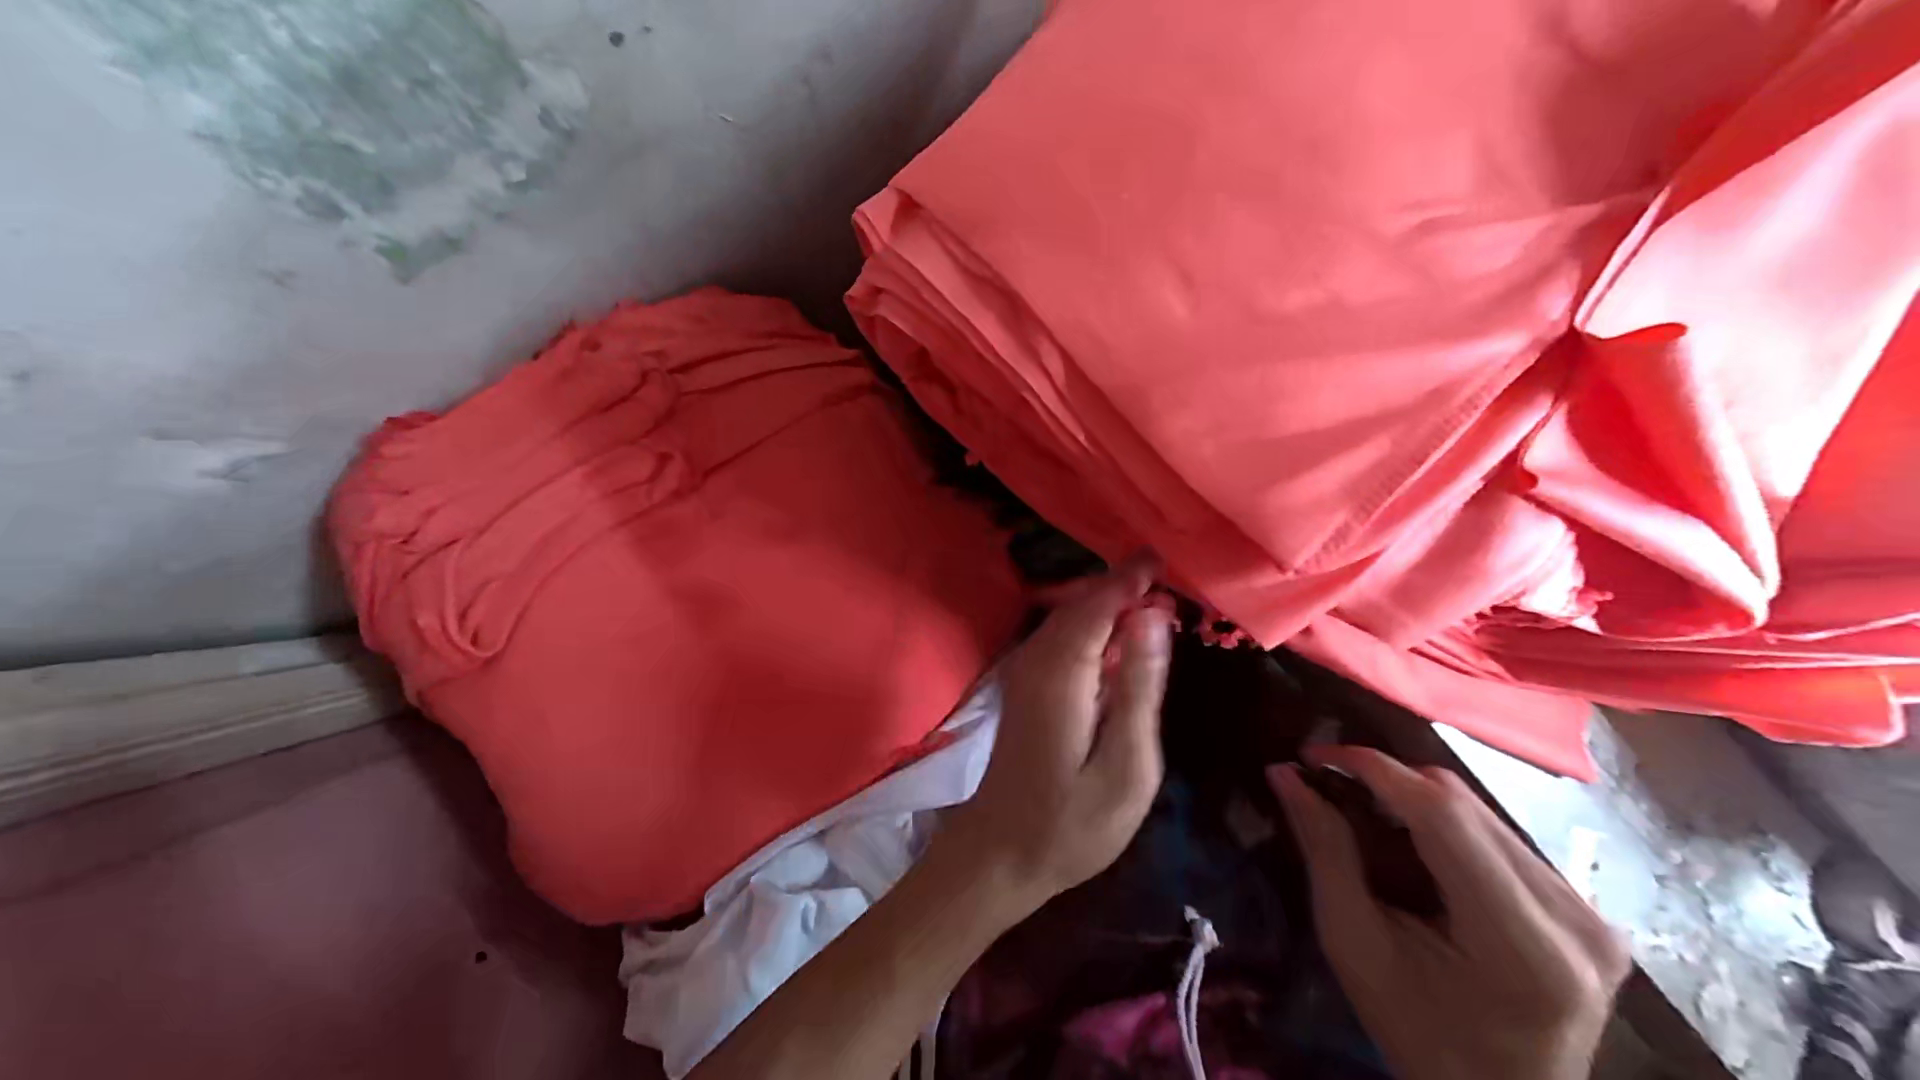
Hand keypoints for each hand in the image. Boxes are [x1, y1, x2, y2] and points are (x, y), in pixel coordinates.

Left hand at [937, 554, 1173, 908]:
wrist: (1000, 854)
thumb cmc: (1072, 823)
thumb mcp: (1127, 765)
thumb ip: (1140, 687)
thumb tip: (1153, 617)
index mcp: (1061, 672)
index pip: (1097, 604)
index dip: (1130, 578)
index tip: (1165, 557)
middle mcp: (1035, 660)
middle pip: (1080, 605)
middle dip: (1122, 587)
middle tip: (1168, 579)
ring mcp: (1024, 673)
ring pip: (1068, 620)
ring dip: (1107, 605)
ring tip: (1153, 600)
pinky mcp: (1024, 688)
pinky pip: (1061, 641)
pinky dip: (1093, 629)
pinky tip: (1119, 642)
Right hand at [1272, 747, 1629, 1079]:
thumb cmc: (1418, 1035)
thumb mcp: (1355, 946)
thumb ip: (1326, 853)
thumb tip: (1284, 775)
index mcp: (1522, 942)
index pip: (1444, 816)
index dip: (1374, 769)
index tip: (1312, 754)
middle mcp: (1572, 916)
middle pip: (1463, 805)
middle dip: (1388, 781)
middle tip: (1328, 785)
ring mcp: (1589, 910)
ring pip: (1480, 811)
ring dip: (1413, 799)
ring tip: (1364, 814)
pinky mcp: (1586, 908)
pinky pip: (1498, 834)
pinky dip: (1443, 823)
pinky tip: (1413, 846)